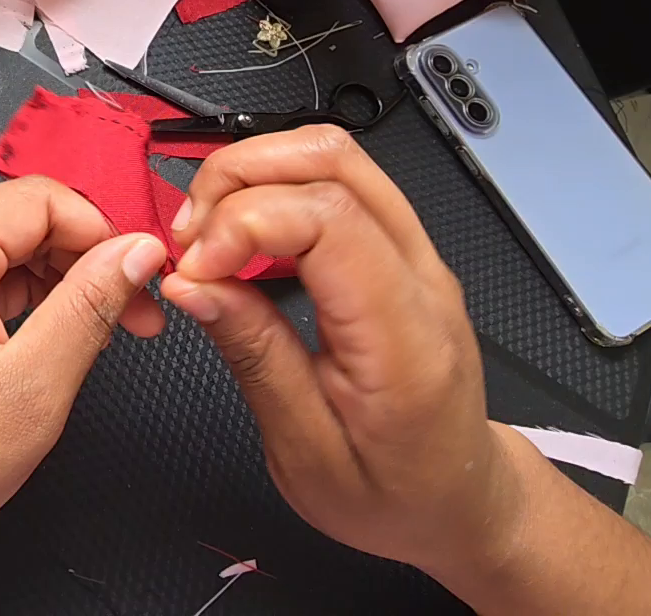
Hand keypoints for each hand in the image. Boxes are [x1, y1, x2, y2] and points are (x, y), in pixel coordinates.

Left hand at [0, 178, 167, 611]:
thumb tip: (139, 250)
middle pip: (25, 215)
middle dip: (86, 257)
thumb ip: (90, 305)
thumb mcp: (31, 389)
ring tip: (100, 330)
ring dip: (60, 276)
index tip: (143, 281)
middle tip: (135, 313)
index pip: (43, 198)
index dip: (103, 233)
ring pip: (6, 240)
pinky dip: (25, 292)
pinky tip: (54, 331)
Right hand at [158, 127, 520, 578]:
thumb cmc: (394, 491)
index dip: (243, 223)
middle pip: (330, 159)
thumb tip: (190, 283)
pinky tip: (236, 231)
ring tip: (206, 231)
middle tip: (189, 236)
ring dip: (249, 173)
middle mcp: (419, 274)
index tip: (194, 267)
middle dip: (236, 176)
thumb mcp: (305, 450)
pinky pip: (328, 177)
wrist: (460, 498)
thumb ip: (252, 354)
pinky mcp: (392, 243)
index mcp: (404, 336)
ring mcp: (411, 249)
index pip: (327, 217)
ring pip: (329, 153)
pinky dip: (266, 185)